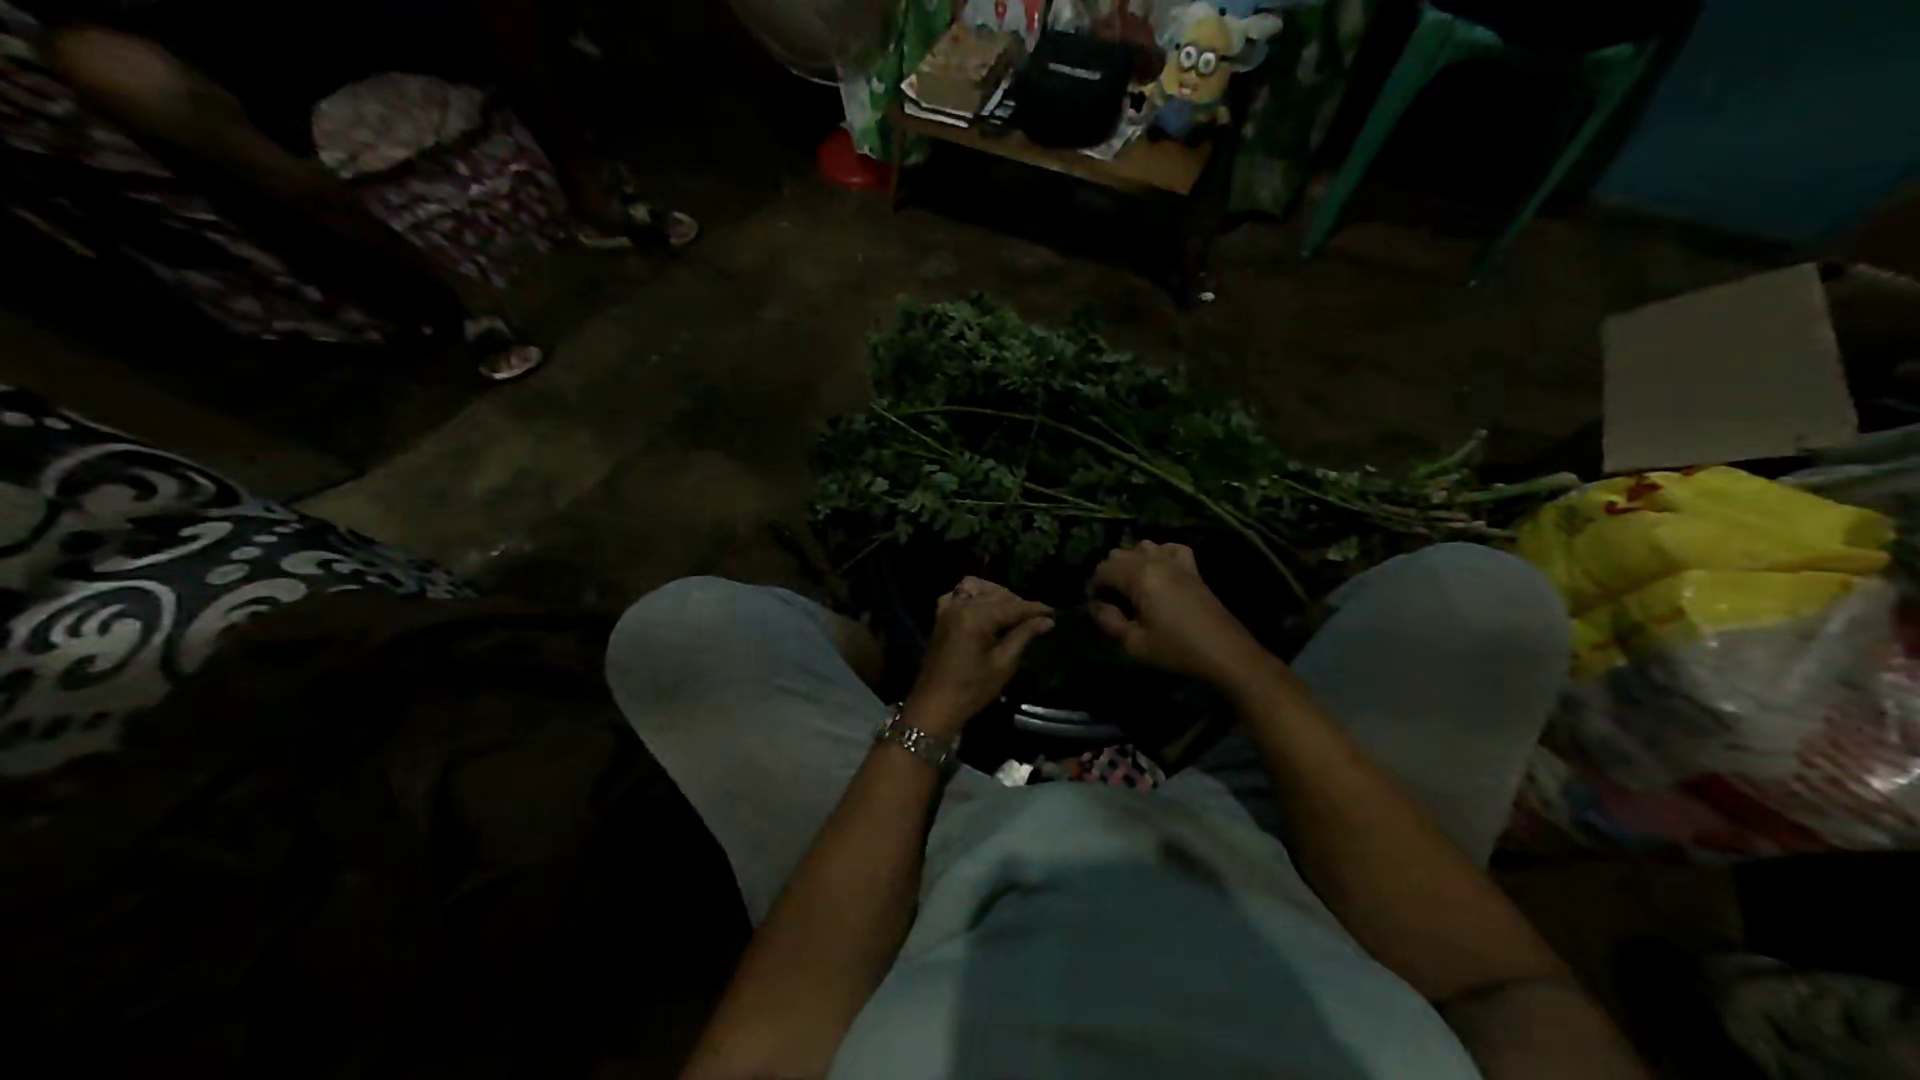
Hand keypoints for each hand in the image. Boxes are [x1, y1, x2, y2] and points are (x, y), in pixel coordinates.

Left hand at [903, 577, 1053, 737]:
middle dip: (1018, 603)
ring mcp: (947, 609)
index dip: (1035, 609)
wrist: (934, 705)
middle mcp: (960, 606)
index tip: (1053, 612)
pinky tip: (985, 608)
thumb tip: (1046, 620)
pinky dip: (974, 596)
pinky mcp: (940, 616)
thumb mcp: (1003, 664)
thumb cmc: (971, 689)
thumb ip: (1023, 636)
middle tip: (1036, 617)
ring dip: (996, 595)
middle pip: (996, 594)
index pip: (1013, 606)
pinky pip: (959, 594)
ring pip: (977, 588)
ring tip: (1012, 612)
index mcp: (976, 617)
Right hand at [1086, 541, 1266, 684]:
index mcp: (1139, 577)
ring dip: (1130, 563)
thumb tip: (1096, 607)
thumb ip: (1109, 621)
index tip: (1094, 607)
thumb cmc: (1176, 650)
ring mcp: (1176, 562)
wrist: (1225, 653)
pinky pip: (1170, 548)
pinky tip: (1158, 570)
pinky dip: (1159, 554)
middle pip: (1119, 555)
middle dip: (1108, 575)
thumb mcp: (1134, 643)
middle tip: (1110, 602)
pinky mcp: (1192, 569)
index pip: (1103, 570)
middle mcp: (1155, 562)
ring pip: (1142, 546)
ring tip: (1131, 587)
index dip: (1093, 587)